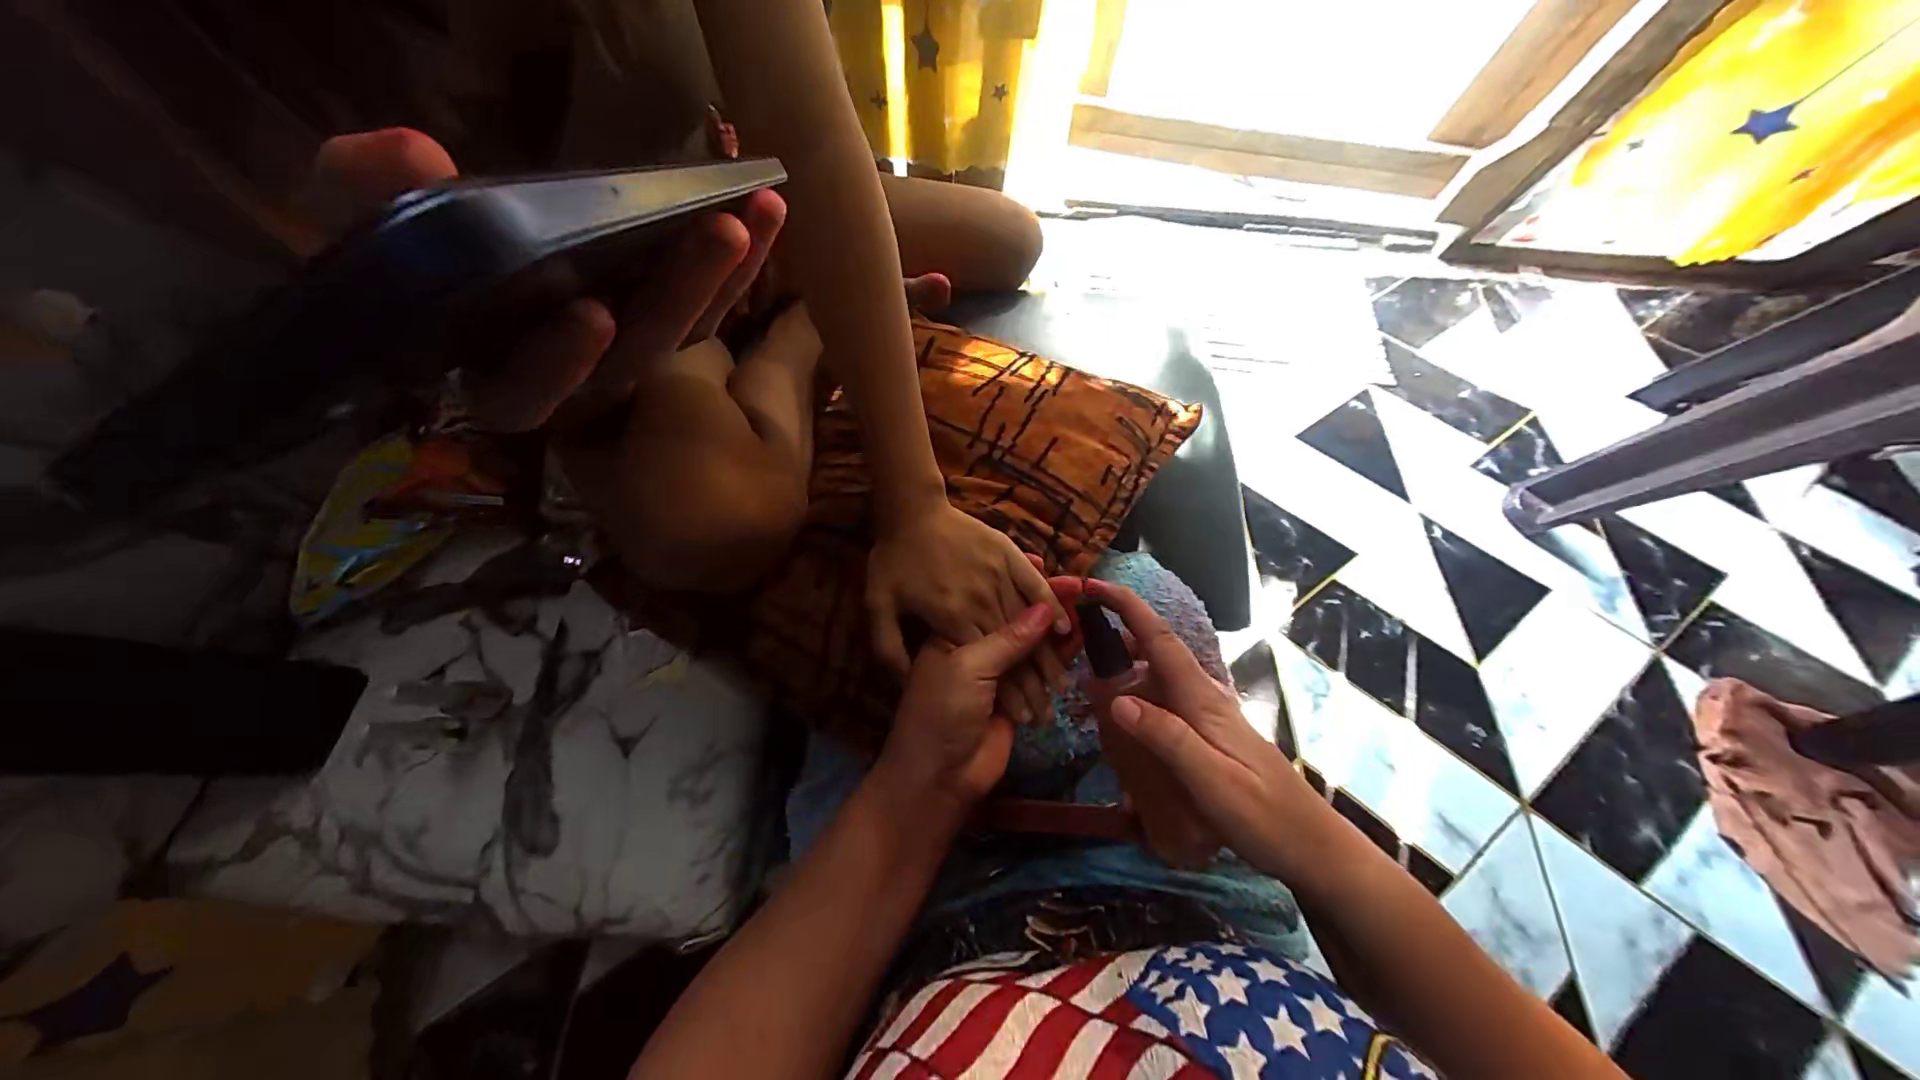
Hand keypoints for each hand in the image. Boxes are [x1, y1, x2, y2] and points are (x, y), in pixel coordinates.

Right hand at [302, 128, 783, 431]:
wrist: (453, 275)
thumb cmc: (409, 265)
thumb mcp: (375, 235)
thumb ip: (370, 203)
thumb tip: (397, 152)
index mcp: (502, 380)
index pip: (531, 390)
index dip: (559, 360)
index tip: (590, 313)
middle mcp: (577, 385)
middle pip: (634, 357)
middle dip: (676, 294)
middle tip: (721, 229)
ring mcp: (628, 362)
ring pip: (684, 334)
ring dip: (725, 274)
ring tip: (761, 212)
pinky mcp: (661, 337)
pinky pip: (706, 311)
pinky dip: (733, 267)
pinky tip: (761, 218)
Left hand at [866, 504, 1071, 725]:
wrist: (909, 510)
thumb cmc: (891, 561)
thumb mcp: (877, 608)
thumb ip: (889, 649)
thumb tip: (904, 680)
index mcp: (950, 620)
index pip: (988, 662)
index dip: (1012, 692)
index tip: (1028, 716)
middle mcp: (978, 602)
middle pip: (1014, 648)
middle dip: (1037, 682)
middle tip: (1055, 706)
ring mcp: (996, 578)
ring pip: (1028, 624)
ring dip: (1048, 655)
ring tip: (1063, 680)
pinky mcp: (1007, 557)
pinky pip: (1034, 586)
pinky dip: (1051, 606)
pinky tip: (1065, 627)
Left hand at [873, 599, 1058, 809]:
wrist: (940, 777)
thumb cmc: (942, 711)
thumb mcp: (970, 667)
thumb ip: (1009, 639)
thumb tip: (1046, 608)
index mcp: (952, 633)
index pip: (992, 603)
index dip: (1024, 594)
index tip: (1059, 581)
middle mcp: (973, 650)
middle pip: (1014, 626)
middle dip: (1044, 617)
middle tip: (1078, 596)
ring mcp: (993, 677)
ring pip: (1029, 653)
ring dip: (1053, 644)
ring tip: (1082, 624)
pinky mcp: (1013, 701)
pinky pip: (1036, 679)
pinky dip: (1054, 670)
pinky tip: (1076, 653)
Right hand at [1085, 578, 1332, 882]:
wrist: (1312, 848)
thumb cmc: (1265, 815)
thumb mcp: (1213, 781)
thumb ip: (1167, 738)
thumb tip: (1116, 699)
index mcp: (1202, 698)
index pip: (1159, 639)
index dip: (1126, 606)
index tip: (1093, 585)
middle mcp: (1202, 697)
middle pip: (1153, 652)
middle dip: (1114, 637)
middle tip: (1073, 644)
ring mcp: (1205, 717)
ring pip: (1155, 679)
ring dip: (1121, 672)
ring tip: (1085, 688)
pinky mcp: (1205, 737)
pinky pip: (1161, 706)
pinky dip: (1134, 704)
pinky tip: (1119, 733)